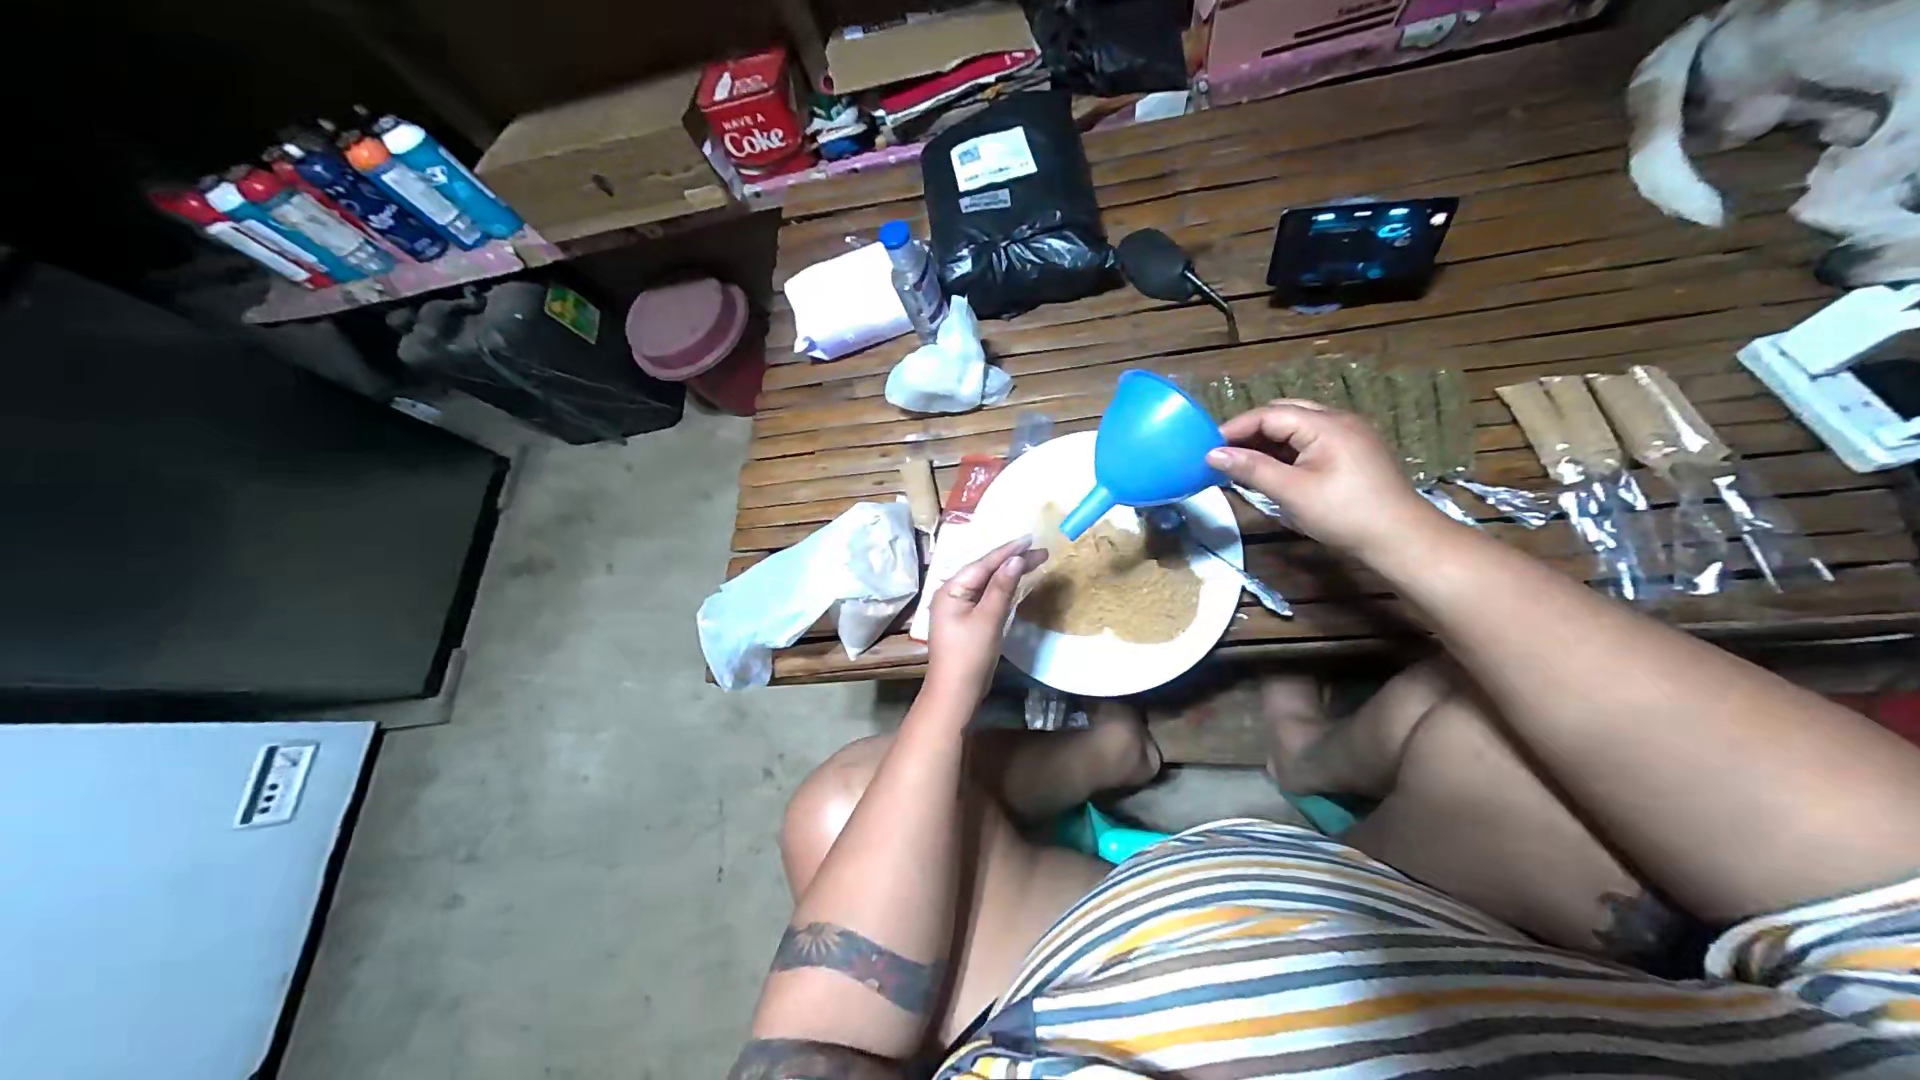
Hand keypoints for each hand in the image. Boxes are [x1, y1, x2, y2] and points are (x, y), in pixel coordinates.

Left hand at [925, 537, 1047, 702]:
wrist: (956, 692)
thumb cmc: (970, 655)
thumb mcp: (988, 618)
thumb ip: (1002, 587)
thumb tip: (1016, 560)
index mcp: (950, 589)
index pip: (983, 564)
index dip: (1008, 551)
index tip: (1031, 539)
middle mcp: (951, 593)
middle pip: (984, 571)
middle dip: (1011, 560)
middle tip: (1041, 551)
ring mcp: (957, 607)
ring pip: (986, 583)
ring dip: (1008, 573)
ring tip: (1033, 561)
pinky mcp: (966, 620)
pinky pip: (986, 596)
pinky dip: (1002, 588)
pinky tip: (1015, 582)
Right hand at [1208, 401, 1443, 558]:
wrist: (1401, 538)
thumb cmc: (1344, 514)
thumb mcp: (1292, 492)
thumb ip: (1251, 469)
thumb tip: (1212, 455)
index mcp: (1326, 424)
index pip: (1269, 414)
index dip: (1236, 428)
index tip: (1208, 449)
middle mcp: (1338, 420)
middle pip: (1283, 414)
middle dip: (1250, 432)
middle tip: (1224, 455)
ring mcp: (1349, 435)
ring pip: (1297, 427)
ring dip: (1268, 442)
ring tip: (1242, 464)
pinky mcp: (1352, 452)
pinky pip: (1310, 440)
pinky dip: (1286, 451)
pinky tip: (1272, 470)